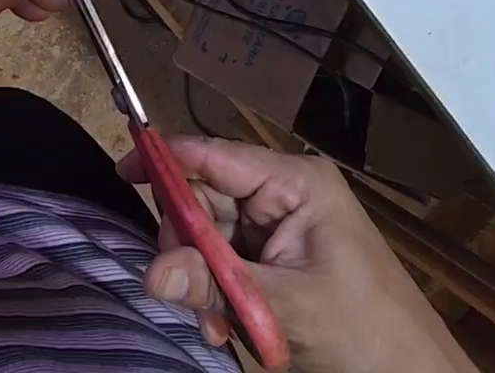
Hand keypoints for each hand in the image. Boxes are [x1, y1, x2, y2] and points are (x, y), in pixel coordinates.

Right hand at [117, 137, 473, 372]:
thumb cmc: (371, 339)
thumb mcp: (289, 308)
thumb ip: (216, 284)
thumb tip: (150, 273)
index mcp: (294, 182)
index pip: (213, 155)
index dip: (165, 158)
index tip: (122, 171)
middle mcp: (281, 194)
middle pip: (202, 196)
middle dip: (185, 243)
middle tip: (177, 285)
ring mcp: (277, 227)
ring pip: (207, 233)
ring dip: (199, 277)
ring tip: (211, 324)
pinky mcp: (272, 261)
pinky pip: (222, 262)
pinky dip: (213, 293)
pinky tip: (222, 328)